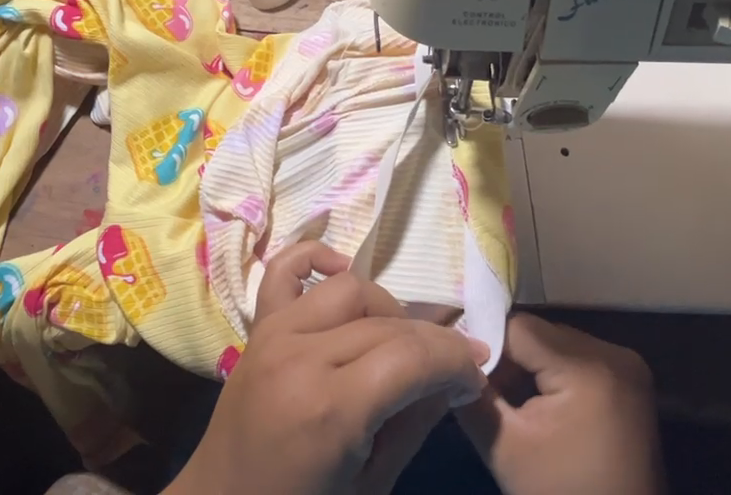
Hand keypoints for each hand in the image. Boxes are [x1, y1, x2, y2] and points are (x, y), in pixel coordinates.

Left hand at [168, 242, 487, 494]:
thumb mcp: (372, 484)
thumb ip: (415, 423)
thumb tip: (457, 379)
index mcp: (330, 408)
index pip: (412, 356)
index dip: (454, 362)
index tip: (474, 377)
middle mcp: (301, 356)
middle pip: (387, 323)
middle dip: (433, 342)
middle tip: (454, 368)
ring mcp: (273, 334)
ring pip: (350, 290)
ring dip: (387, 310)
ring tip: (401, 343)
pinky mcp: (257, 328)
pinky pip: (284, 271)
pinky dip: (315, 258)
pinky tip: (342, 270)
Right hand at [457, 313, 661, 494]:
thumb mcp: (504, 447)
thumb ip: (473, 393)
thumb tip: (450, 358)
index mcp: (588, 366)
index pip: (518, 328)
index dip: (485, 346)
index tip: (461, 371)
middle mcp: (613, 353)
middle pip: (539, 334)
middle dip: (507, 359)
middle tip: (483, 392)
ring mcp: (627, 366)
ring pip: (556, 344)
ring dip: (528, 366)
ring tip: (507, 402)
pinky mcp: (630, 381)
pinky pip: (577, 360)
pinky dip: (552, 375)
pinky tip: (537, 406)